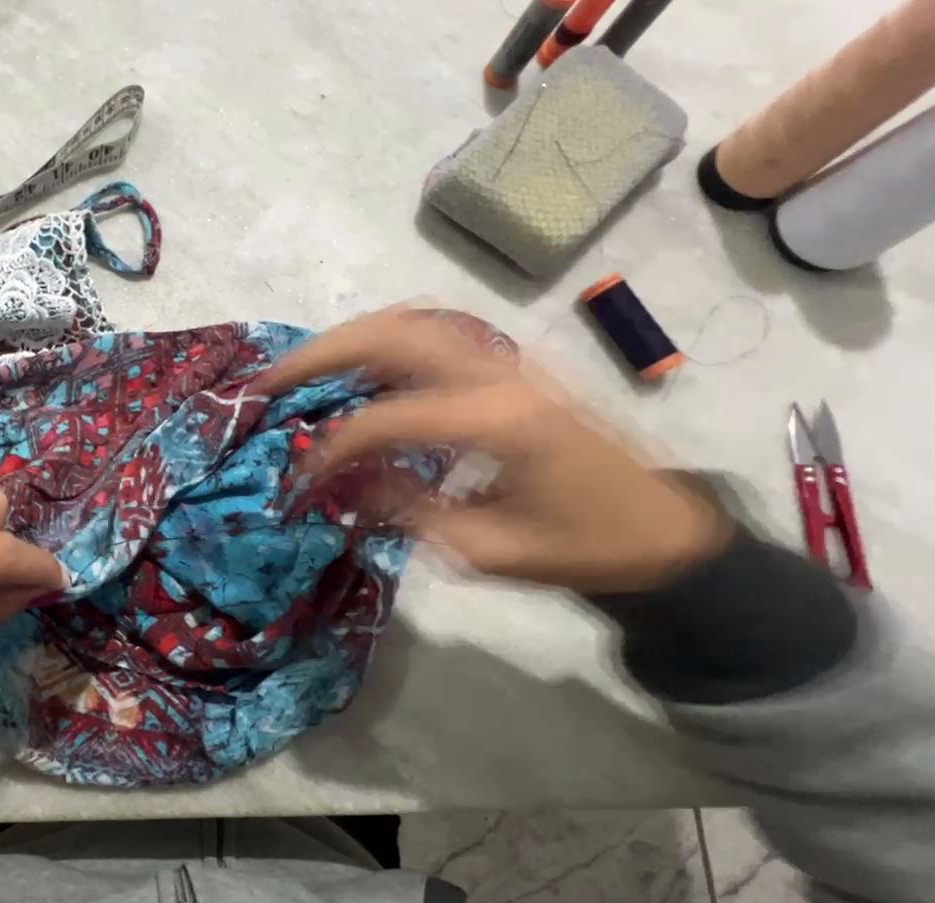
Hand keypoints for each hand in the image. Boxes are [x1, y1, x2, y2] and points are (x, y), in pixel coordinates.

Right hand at [253, 307, 731, 592]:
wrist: (663, 531)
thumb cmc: (579, 549)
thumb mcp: (485, 549)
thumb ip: (406, 509)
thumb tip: (342, 484)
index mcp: (497, 422)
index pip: (384, 418)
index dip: (331, 448)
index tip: (302, 480)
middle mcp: (500, 375)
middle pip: (393, 334)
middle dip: (321, 353)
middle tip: (270, 381)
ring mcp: (510, 363)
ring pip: (414, 321)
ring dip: (351, 339)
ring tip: (306, 370)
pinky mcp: (513, 368)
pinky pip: (436, 335)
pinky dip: (385, 343)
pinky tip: (359, 371)